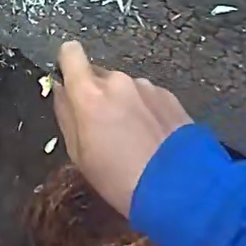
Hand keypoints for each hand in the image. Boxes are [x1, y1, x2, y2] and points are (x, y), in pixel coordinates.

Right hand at [51, 40, 191, 216]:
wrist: (184, 193)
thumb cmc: (120, 179)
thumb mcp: (79, 154)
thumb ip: (65, 114)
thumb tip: (61, 89)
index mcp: (89, 93)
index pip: (70, 52)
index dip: (68, 64)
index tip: (71, 82)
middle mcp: (117, 81)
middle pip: (98, 76)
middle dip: (98, 94)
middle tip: (106, 127)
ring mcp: (146, 87)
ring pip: (124, 88)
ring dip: (124, 103)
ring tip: (136, 138)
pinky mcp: (170, 97)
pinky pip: (148, 97)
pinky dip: (147, 111)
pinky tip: (156, 139)